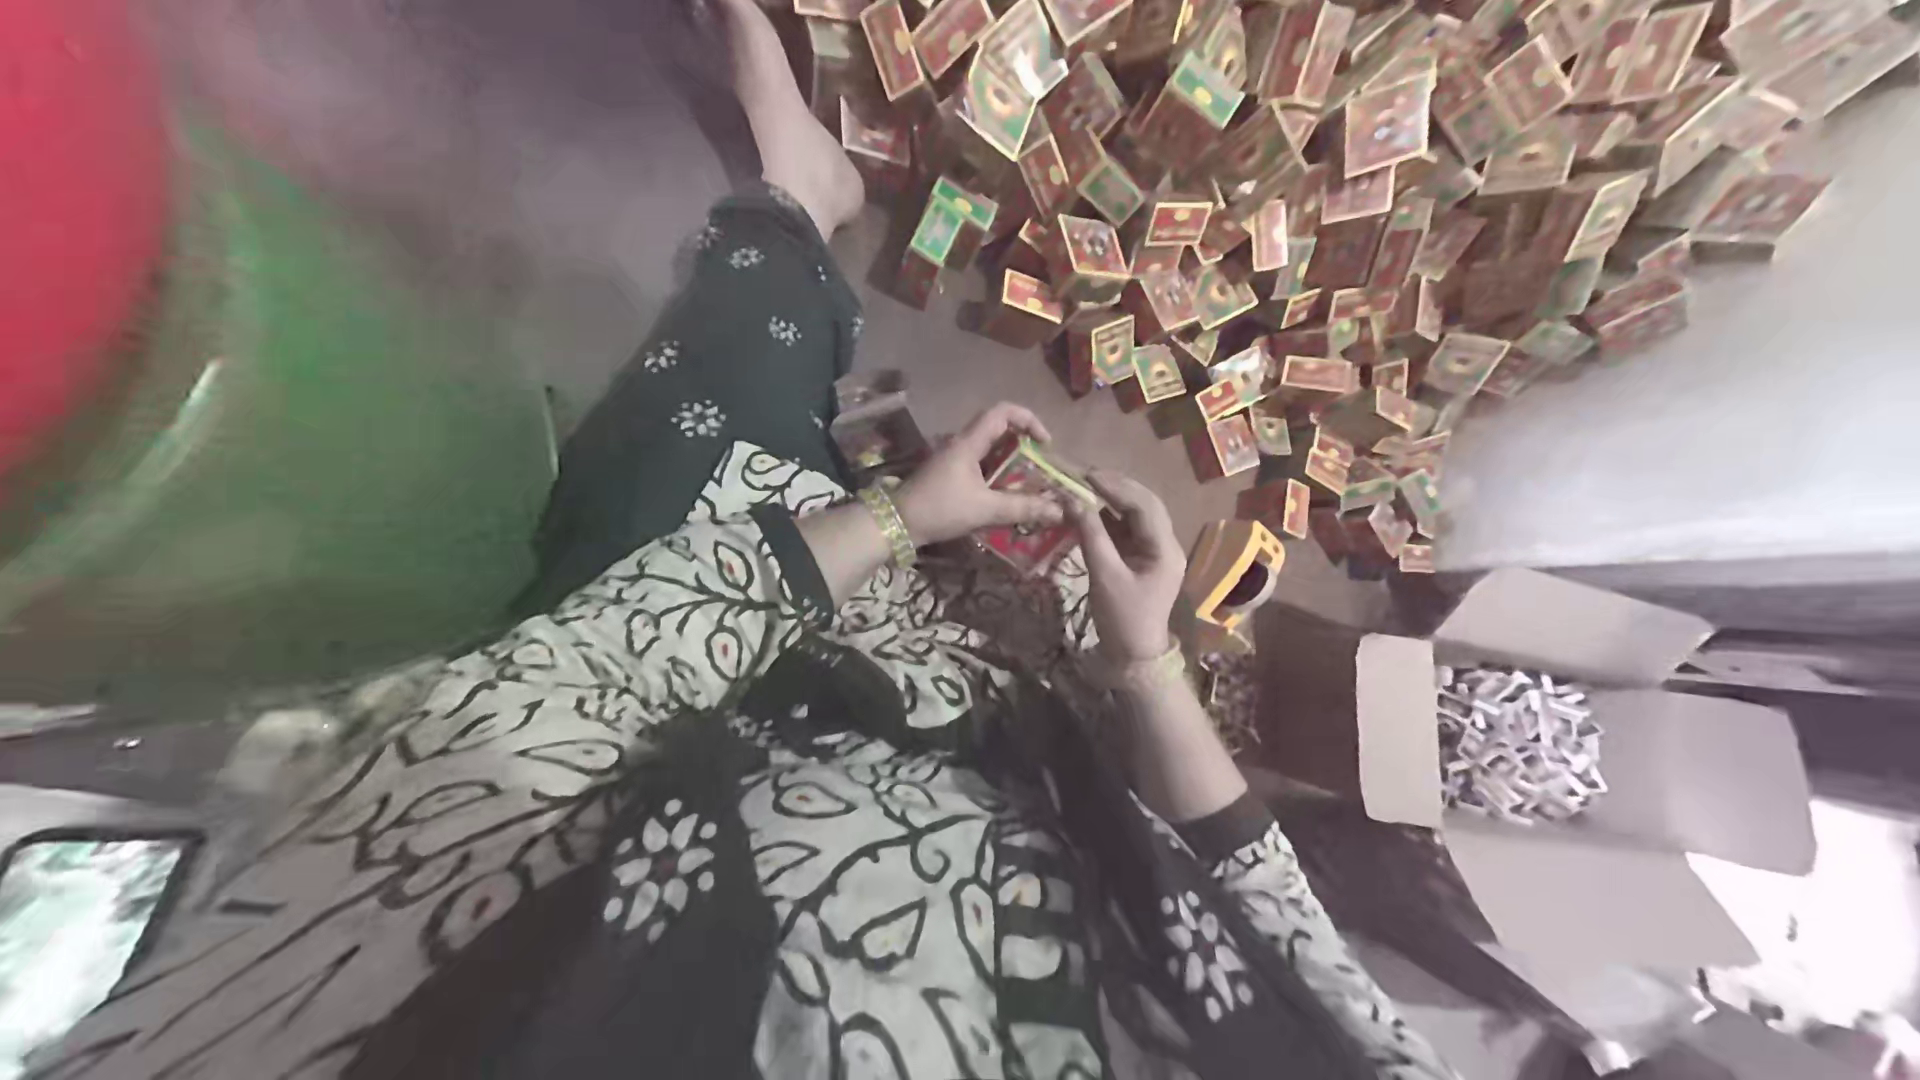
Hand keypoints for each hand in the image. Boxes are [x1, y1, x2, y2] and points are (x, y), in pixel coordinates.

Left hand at [893, 402, 1066, 545]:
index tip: (1044, 443)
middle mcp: (959, 443)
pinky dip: (994, 473)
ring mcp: (951, 458)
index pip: (1002, 412)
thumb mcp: (985, 509)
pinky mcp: (946, 474)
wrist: (897, 524)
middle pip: (996, 428)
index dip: (1028, 419)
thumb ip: (1022, 508)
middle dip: (1022, 442)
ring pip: (986, 448)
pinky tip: (1003, 495)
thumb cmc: (940, 509)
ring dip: (1008, 460)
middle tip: (1039, 465)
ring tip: (1026, 482)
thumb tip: (1058, 511)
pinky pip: (977, 464)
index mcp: (968, 442)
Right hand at [1070, 470, 1185, 663]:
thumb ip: (1091, 535)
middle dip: (1116, 487)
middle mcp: (1165, 544)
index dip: (1115, 487)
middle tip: (1085, 476)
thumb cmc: (1122, 618)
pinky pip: (1126, 530)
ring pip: (1136, 515)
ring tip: (1085, 487)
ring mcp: (1154, 552)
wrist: (1134, 657)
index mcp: (1165, 549)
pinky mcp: (1141, 559)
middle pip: (1144, 504)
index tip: (1086, 475)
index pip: (1143, 506)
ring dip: (1112, 500)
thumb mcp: (1105, 576)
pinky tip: (1089, 511)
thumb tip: (1073, 501)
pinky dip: (1108, 518)